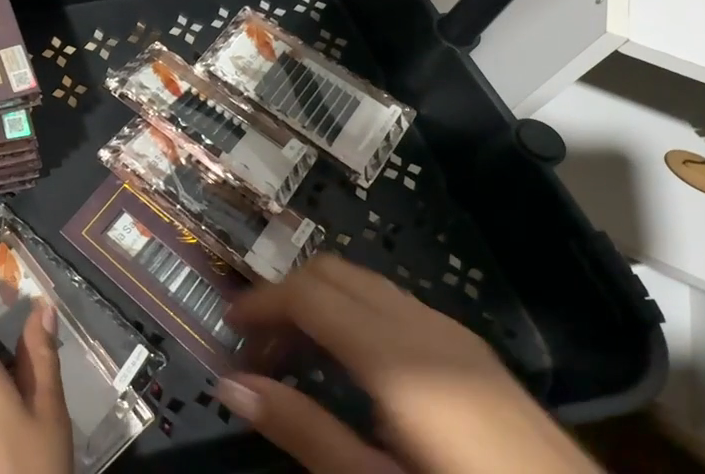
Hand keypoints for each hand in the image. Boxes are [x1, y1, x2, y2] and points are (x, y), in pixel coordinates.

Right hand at [214, 254, 599, 473]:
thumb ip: (304, 431)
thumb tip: (230, 384)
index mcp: (397, 358)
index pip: (309, 294)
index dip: (260, 302)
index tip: (227, 328)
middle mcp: (425, 329)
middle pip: (336, 274)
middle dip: (286, 296)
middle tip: (256, 346)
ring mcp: (457, 338)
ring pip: (367, 285)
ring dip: (321, 303)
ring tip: (296, 356)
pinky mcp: (477, 356)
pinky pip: (398, 307)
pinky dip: (356, 315)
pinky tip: (353, 369)